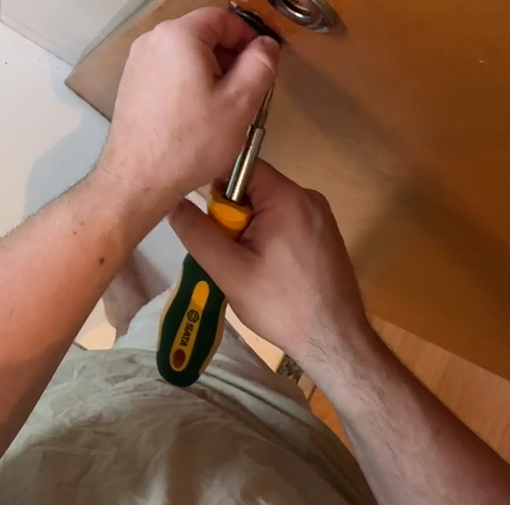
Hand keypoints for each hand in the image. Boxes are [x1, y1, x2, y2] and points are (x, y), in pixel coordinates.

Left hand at [91, 7, 278, 209]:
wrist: (138, 177)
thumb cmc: (189, 141)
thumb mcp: (240, 103)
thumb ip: (260, 65)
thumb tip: (267, 45)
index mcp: (178, 35)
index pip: (222, 17)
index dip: (249, 36)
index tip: (263, 62)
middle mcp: (152, 40)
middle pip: (203, 33)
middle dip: (230, 55)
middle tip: (248, 88)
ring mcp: (138, 60)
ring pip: (186, 52)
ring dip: (210, 70)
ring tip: (224, 105)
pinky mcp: (132, 81)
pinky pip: (169, 68)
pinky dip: (189, 80)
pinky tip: (198, 112)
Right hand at [168, 160, 373, 370]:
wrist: (337, 345)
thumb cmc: (282, 306)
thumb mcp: (229, 271)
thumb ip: (197, 232)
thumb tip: (172, 201)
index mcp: (287, 196)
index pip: (241, 164)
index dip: (217, 184)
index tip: (210, 216)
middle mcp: (308, 196)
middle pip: (253, 186)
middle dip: (233, 214)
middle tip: (230, 251)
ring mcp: (320, 215)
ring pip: (267, 205)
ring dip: (249, 228)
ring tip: (248, 265)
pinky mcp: (324, 233)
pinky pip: (284, 219)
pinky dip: (268, 237)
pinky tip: (268, 270)